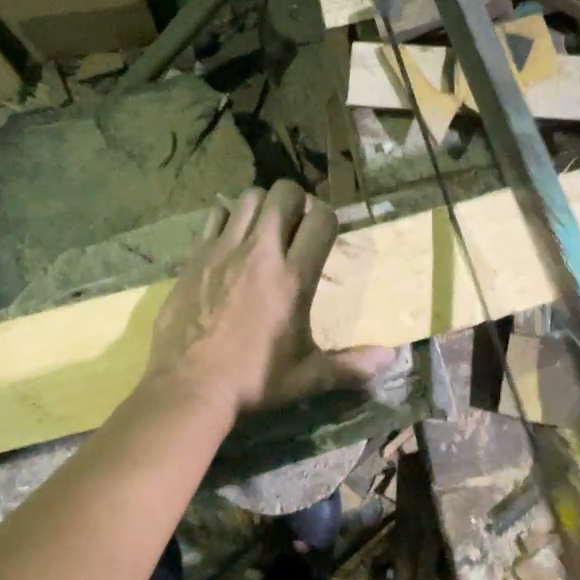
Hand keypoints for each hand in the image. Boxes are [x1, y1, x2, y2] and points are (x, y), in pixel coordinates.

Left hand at [145, 181, 395, 415]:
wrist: (189, 386)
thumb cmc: (253, 382)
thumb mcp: (307, 377)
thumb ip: (350, 365)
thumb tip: (390, 358)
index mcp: (294, 278)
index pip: (322, 219)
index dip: (328, 220)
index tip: (323, 236)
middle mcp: (261, 253)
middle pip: (285, 193)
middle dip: (296, 201)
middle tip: (295, 225)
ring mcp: (224, 250)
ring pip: (248, 197)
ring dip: (262, 206)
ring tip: (263, 229)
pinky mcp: (195, 256)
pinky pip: (215, 216)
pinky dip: (226, 219)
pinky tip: (229, 242)